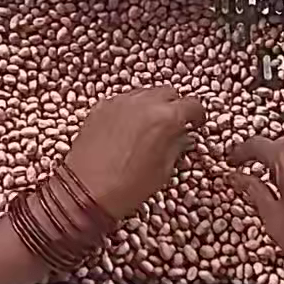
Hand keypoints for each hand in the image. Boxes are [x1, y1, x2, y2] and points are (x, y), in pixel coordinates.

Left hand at [63, 88, 204, 217]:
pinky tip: (127, 128)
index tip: (195, 123)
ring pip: (144, 93)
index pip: (192, 104)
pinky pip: (122, 101)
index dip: (197, 115)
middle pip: (168, 92)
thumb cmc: (127, 186)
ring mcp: (119, 102)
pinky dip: (129, 109)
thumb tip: (182, 135)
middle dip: (174, 106)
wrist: (86, 190)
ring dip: (151, 105)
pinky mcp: (100, 107)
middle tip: (172, 124)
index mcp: (165, 118)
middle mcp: (143, 103)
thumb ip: (176, 145)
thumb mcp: (163, 170)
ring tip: (148, 126)